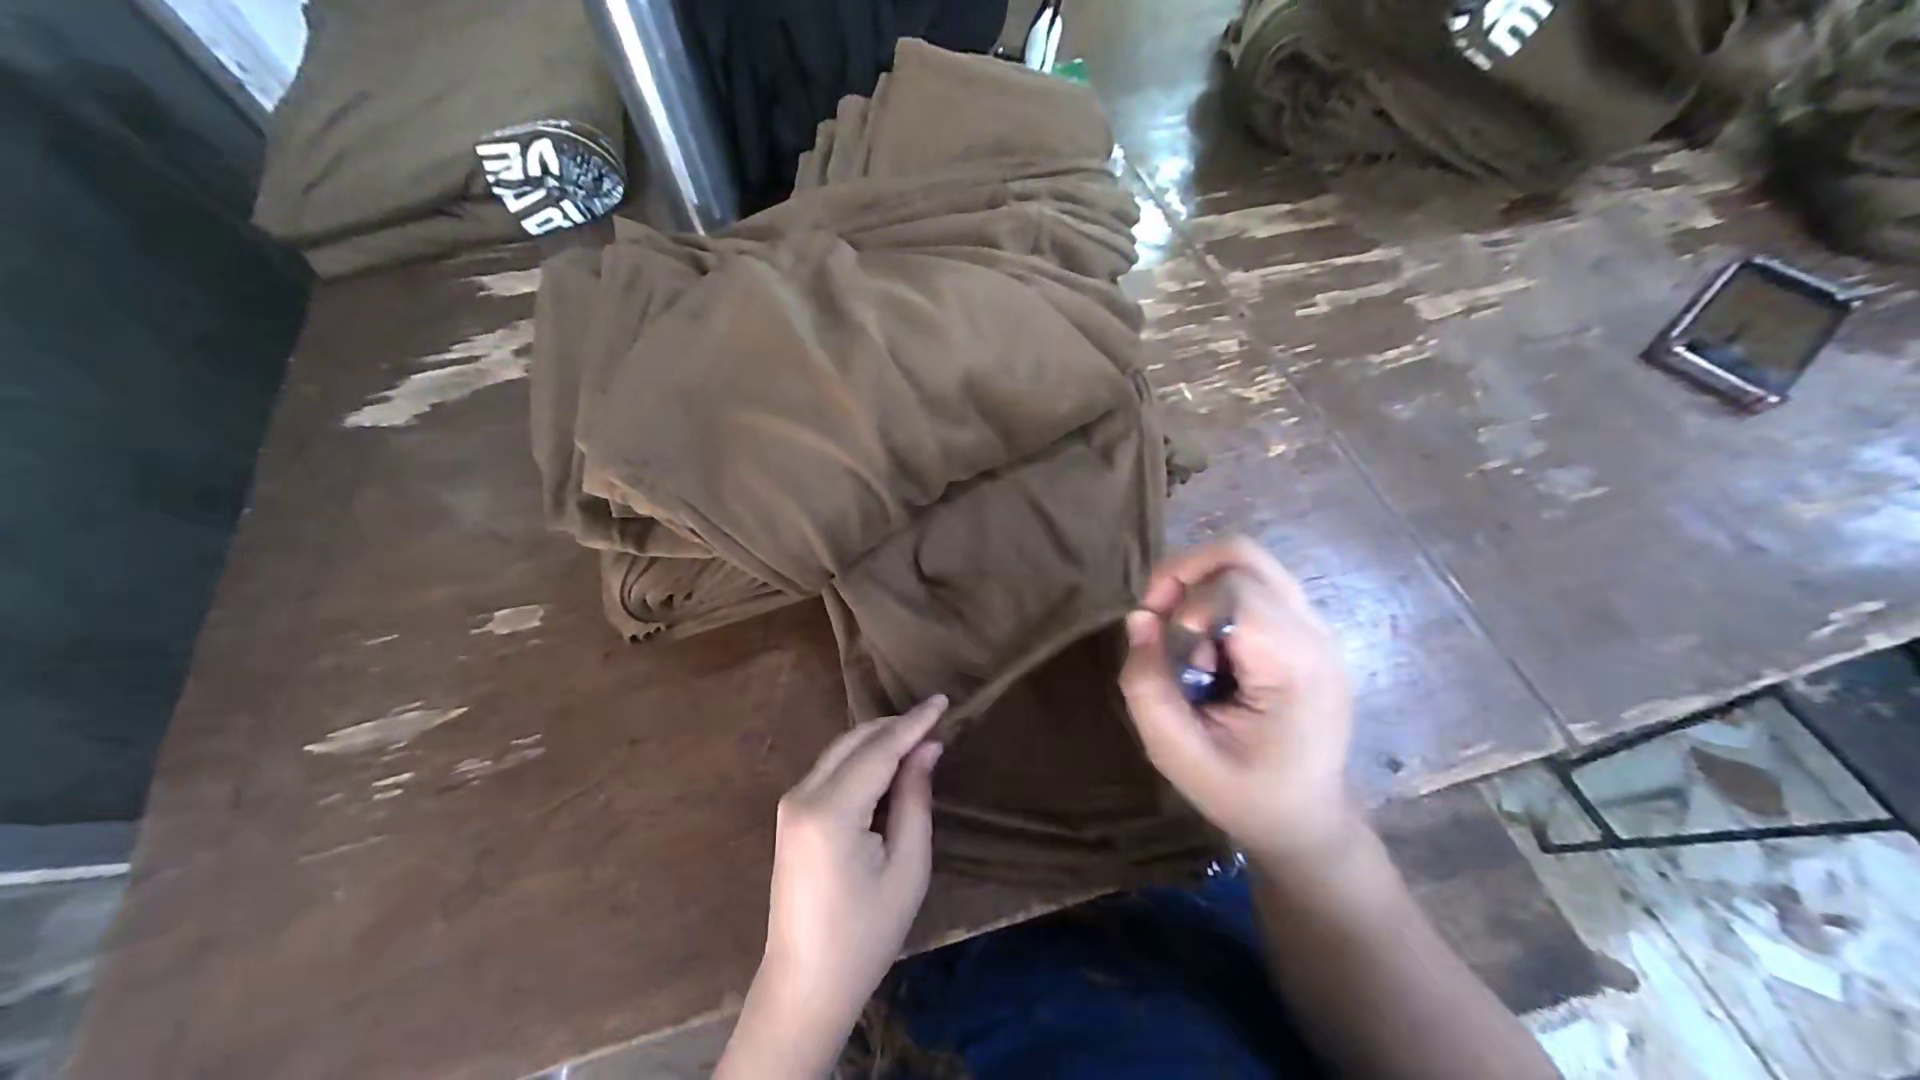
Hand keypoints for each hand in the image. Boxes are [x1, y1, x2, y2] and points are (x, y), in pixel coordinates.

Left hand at [716, 697, 946, 1079]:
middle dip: (895, 725)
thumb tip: (927, 749)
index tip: (943, 700)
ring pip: (840, 750)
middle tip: (935, 719)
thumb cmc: (866, 933)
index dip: (914, 723)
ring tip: (918, 737)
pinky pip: (831, 769)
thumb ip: (915, 798)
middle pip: (854, 741)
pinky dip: (861, 758)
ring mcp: (790, 804)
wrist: (805, 983)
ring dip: (878, 739)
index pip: (880, 749)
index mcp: (831, 810)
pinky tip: (887, 763)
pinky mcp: (790, 815)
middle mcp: (803, 796)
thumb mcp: (907, 867)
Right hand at [1118, 538, 1357, 866]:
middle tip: (1156, 612)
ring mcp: (1316, 629)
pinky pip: (1255, 585)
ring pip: (1249, 562)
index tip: (1169, 651)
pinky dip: (1216, 596)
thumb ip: (1147, 685)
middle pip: (1244, 555)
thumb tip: (1139, 619)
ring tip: (1177, 628)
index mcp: (1294, 667)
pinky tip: (1204, 641)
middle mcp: (1314, 634)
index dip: (1187, 606)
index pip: (1237, 590)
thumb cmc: (1243, 794)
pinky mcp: (1306, 632)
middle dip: (1186, 573)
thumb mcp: (1176, 753)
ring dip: (1199, 583)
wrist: (1307, 822)